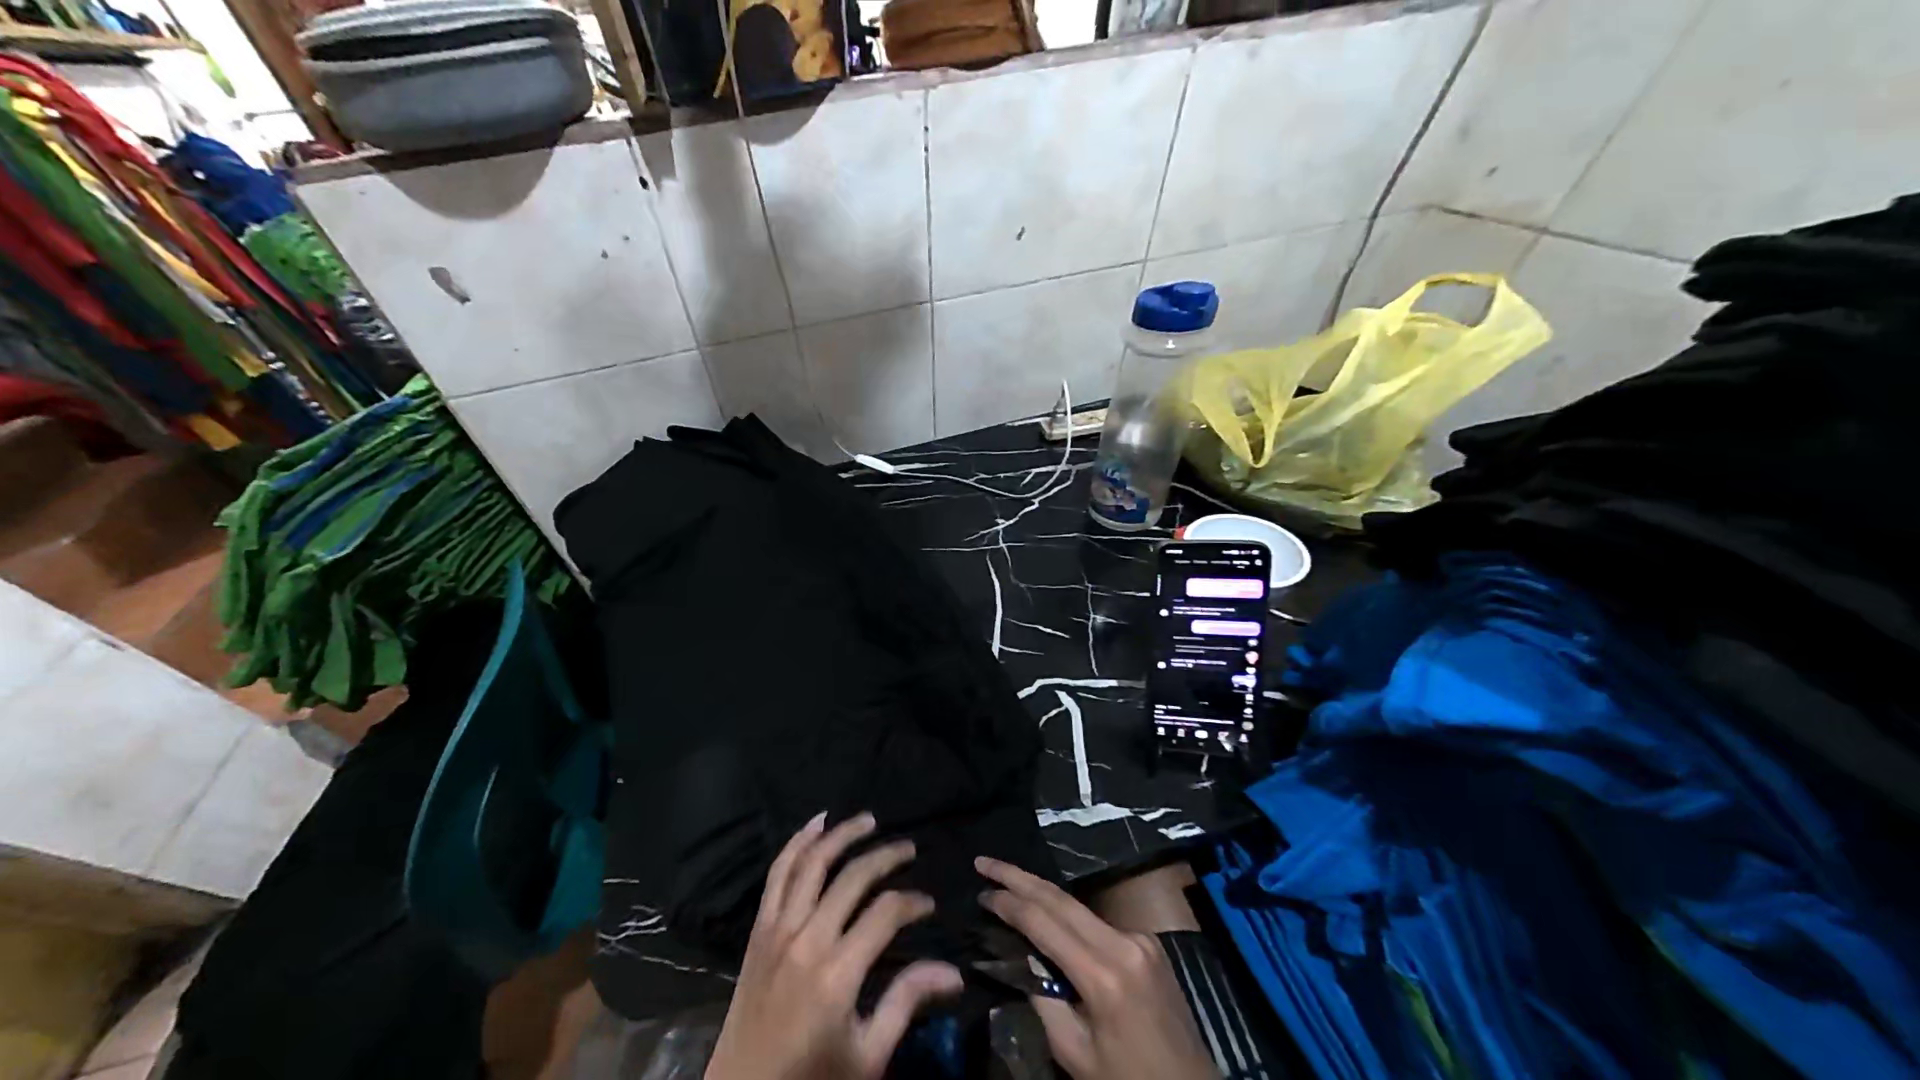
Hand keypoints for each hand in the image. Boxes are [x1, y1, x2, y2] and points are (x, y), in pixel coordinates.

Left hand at [706, 813, 964, 1079]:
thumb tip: (953, 971)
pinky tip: (816, 824)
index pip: (885, 913)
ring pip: (811, 864)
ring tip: (868, 820)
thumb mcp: (867, 1056)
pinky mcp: (757, 931)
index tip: (929, 904)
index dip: (912, 901)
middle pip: (851, 878)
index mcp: (837, 974)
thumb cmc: (811, 1079)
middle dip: (886, 856)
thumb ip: (906, 1002)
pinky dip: (796, 844)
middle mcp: (806, 940)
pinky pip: (777, 876)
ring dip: (841, 835)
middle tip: (909, 848)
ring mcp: (777, 931)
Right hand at [977, 857, 1217, 1079]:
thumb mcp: (1073, 1051)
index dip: (1008, 903)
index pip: (1044, 922)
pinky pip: (1098, 923)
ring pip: (1079, 906)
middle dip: (1018, 876)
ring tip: (1006, 880)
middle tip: (984, 861)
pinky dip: (1067, 915)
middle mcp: (1124, 943)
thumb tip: (1020, 956)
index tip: (980, 889)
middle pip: (1060, 898)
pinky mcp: (1149, 942)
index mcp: (1104, 974)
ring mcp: (1141, 938)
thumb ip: (1042, 998)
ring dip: (1040, 892)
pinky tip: (1046, 913)